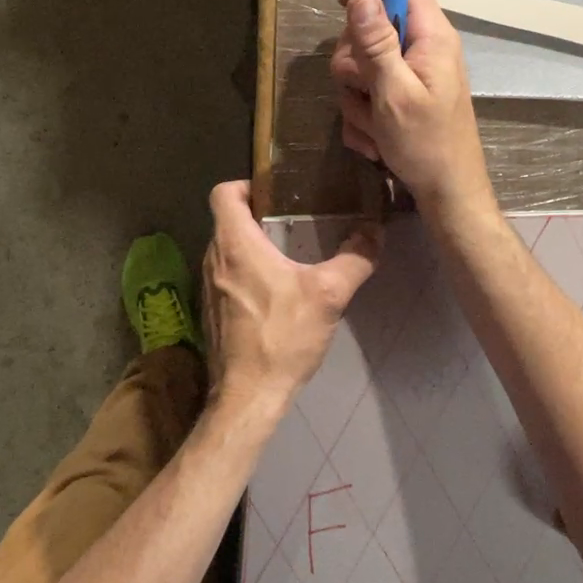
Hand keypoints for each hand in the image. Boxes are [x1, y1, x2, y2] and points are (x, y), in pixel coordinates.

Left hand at [202, 181, 380, 406]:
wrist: (247, 397)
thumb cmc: (282, 337)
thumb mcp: (328, 295)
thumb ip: (355, 258)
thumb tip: (375, 231)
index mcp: (235, 244)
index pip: (223, 192)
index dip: (246, 184)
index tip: (275, 192)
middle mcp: (213, 260)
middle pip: (226, 220)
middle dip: (256, 215)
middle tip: (293, 220)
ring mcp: (207, 288)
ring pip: (226, 250)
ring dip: (251, 246)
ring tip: (288, 254)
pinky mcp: (210, 313)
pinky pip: (226, 276)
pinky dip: (245, 273)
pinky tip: (275, 293)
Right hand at [329, 0, 491, 211]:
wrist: (447, 194)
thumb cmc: (427, 144)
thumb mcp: (395, 93)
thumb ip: (377, 43)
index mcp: (431, 36)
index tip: (342, 4)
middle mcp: (421, 47)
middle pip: (369, 25)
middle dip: (354, 62)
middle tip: (366, 90)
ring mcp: (409, 73)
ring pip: (360, 64)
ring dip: (357, 98)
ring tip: (376, 125)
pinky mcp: (399, 96)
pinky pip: (365, 92)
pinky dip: (363, 117)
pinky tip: (376, 139)